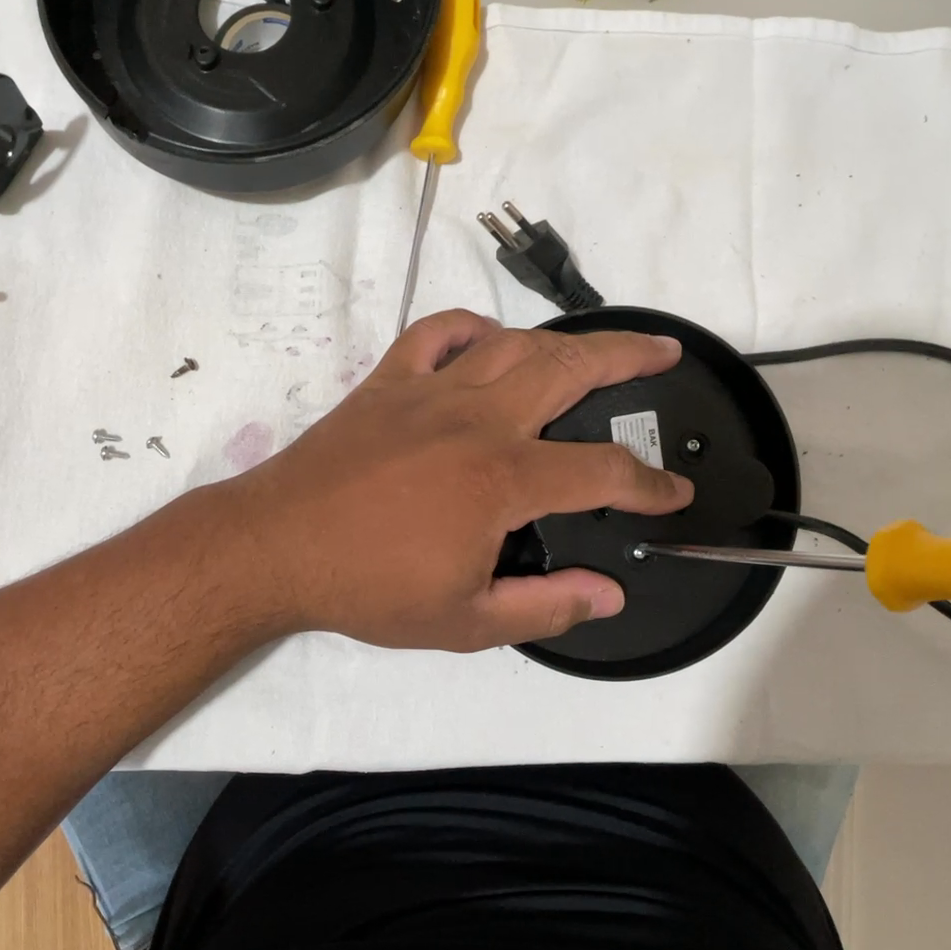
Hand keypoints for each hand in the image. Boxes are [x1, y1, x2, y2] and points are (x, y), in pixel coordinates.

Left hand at [225, 310, 693, 652]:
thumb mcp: (464, 622)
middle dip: (628, 357)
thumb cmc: (367, 588)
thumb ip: (545, 609)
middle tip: (665, 351)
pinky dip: (469, 328)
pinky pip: (435, 334)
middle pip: (569, 369)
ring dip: (563, 338)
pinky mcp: (386, 383)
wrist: (276, 547)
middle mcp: (475, 420)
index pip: (601, 471)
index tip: (674, 494)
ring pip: (511, 344)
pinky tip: (487, 339)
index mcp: (502, 478)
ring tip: (595, 344)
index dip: (648, 484)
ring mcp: (428, 392)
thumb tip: (609, 595)